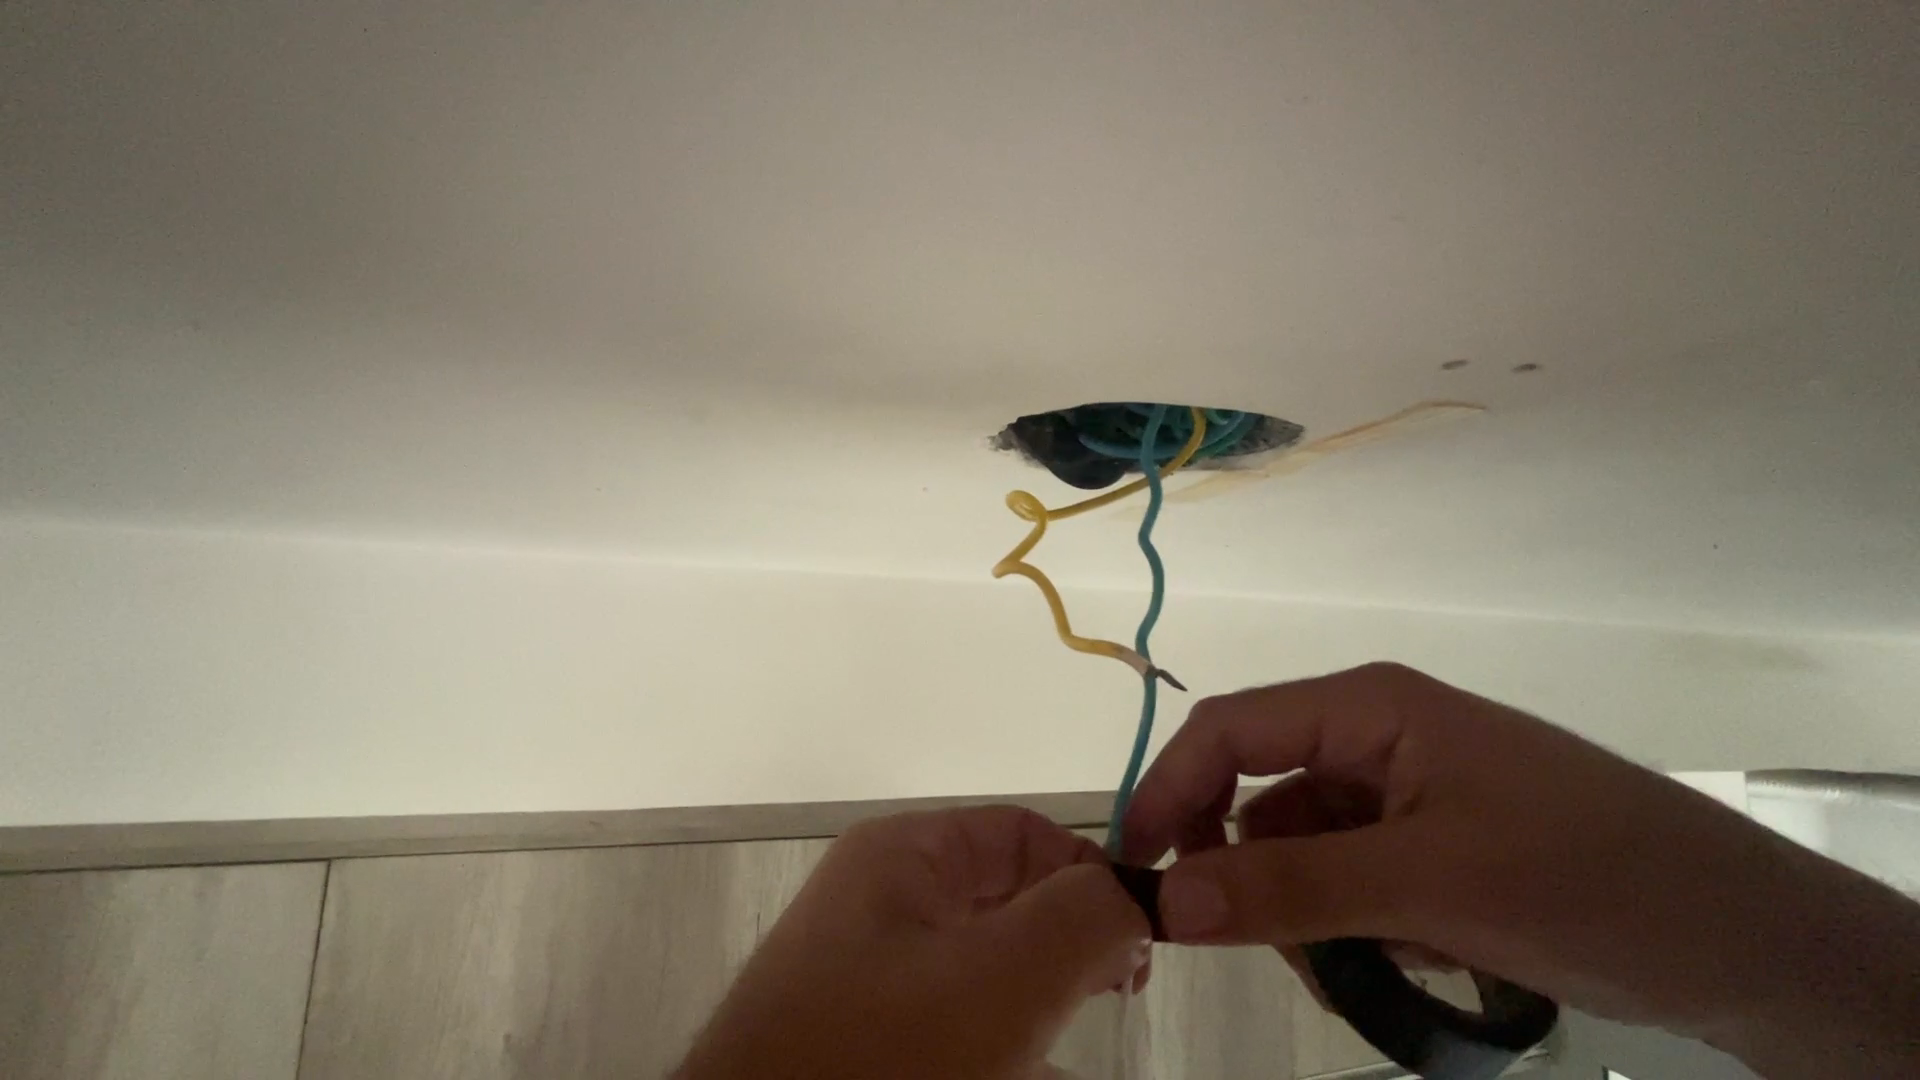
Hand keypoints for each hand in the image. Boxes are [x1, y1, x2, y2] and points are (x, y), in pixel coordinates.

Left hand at [675, 805, 1150, 1079]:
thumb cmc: (881, 1058)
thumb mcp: (1000, 979)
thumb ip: (1081, 918)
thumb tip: (1129, 897)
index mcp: (903, 859)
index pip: (1020, 834)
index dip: (1088, 872)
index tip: (1140, 939)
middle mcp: (884, 904)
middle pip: (1006, 899)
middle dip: (1070, 942)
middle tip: (1121, 991)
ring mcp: (871, 977)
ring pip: (986, 970)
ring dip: (1042, 999)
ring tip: (1079, 1036)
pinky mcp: (867, 1040)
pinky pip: (957, 1026)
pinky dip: (1003, 1044)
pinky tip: (1030, 1069)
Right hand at [1121, 662, 1919, 1079]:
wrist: (1758, 943)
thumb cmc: (1592, 880)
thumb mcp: (1432, 884)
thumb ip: (1294, 888)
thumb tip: (1168, 903)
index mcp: (1365, 707)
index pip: (1229, 730)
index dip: (1169, 787)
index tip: (1134, 867)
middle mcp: (1368, 734)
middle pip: (1254, 786)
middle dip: (1237, 860)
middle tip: (1237, 934)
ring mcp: (1393, 788)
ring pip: (1291, 840)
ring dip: (1293, 905)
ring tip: (1346, 966)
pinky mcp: (1417, 838)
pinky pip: (1335, 871)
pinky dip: (1335, 920)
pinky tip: (1386, 961)